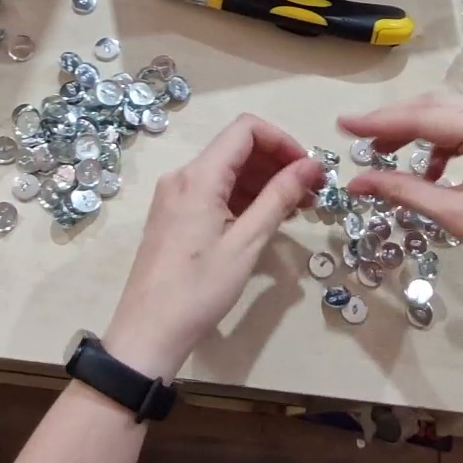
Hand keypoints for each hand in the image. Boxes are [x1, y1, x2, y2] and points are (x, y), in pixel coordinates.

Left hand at [104, 114, 325, 380]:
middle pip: (238, 148)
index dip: (282, 140)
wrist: (148, 332)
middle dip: (278, 163)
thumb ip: (279, 198)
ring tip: (299, 208)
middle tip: (314, 191)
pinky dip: (245, 198)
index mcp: (198, 176)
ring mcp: (175, 196)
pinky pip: (215, 191)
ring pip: (228, 171)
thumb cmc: (199, 289)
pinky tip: (269, 218)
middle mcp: (183, 176)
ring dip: (265, 182)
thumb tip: (310, 166)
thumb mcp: (246, 243)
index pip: (246, 129)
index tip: (309, 169)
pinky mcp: (175, 215)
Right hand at [340, 95, 462, 304]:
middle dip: (394, 122)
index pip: (427, 117)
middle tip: (355, 137)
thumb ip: (404, 190)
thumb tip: (356, 182)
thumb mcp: (455, 216)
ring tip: (384, 154)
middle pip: (438, 108)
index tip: (344, 126)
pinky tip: (428, 172)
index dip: (381, 122)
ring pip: (452, 117)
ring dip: (416, 132)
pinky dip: (441, 146)